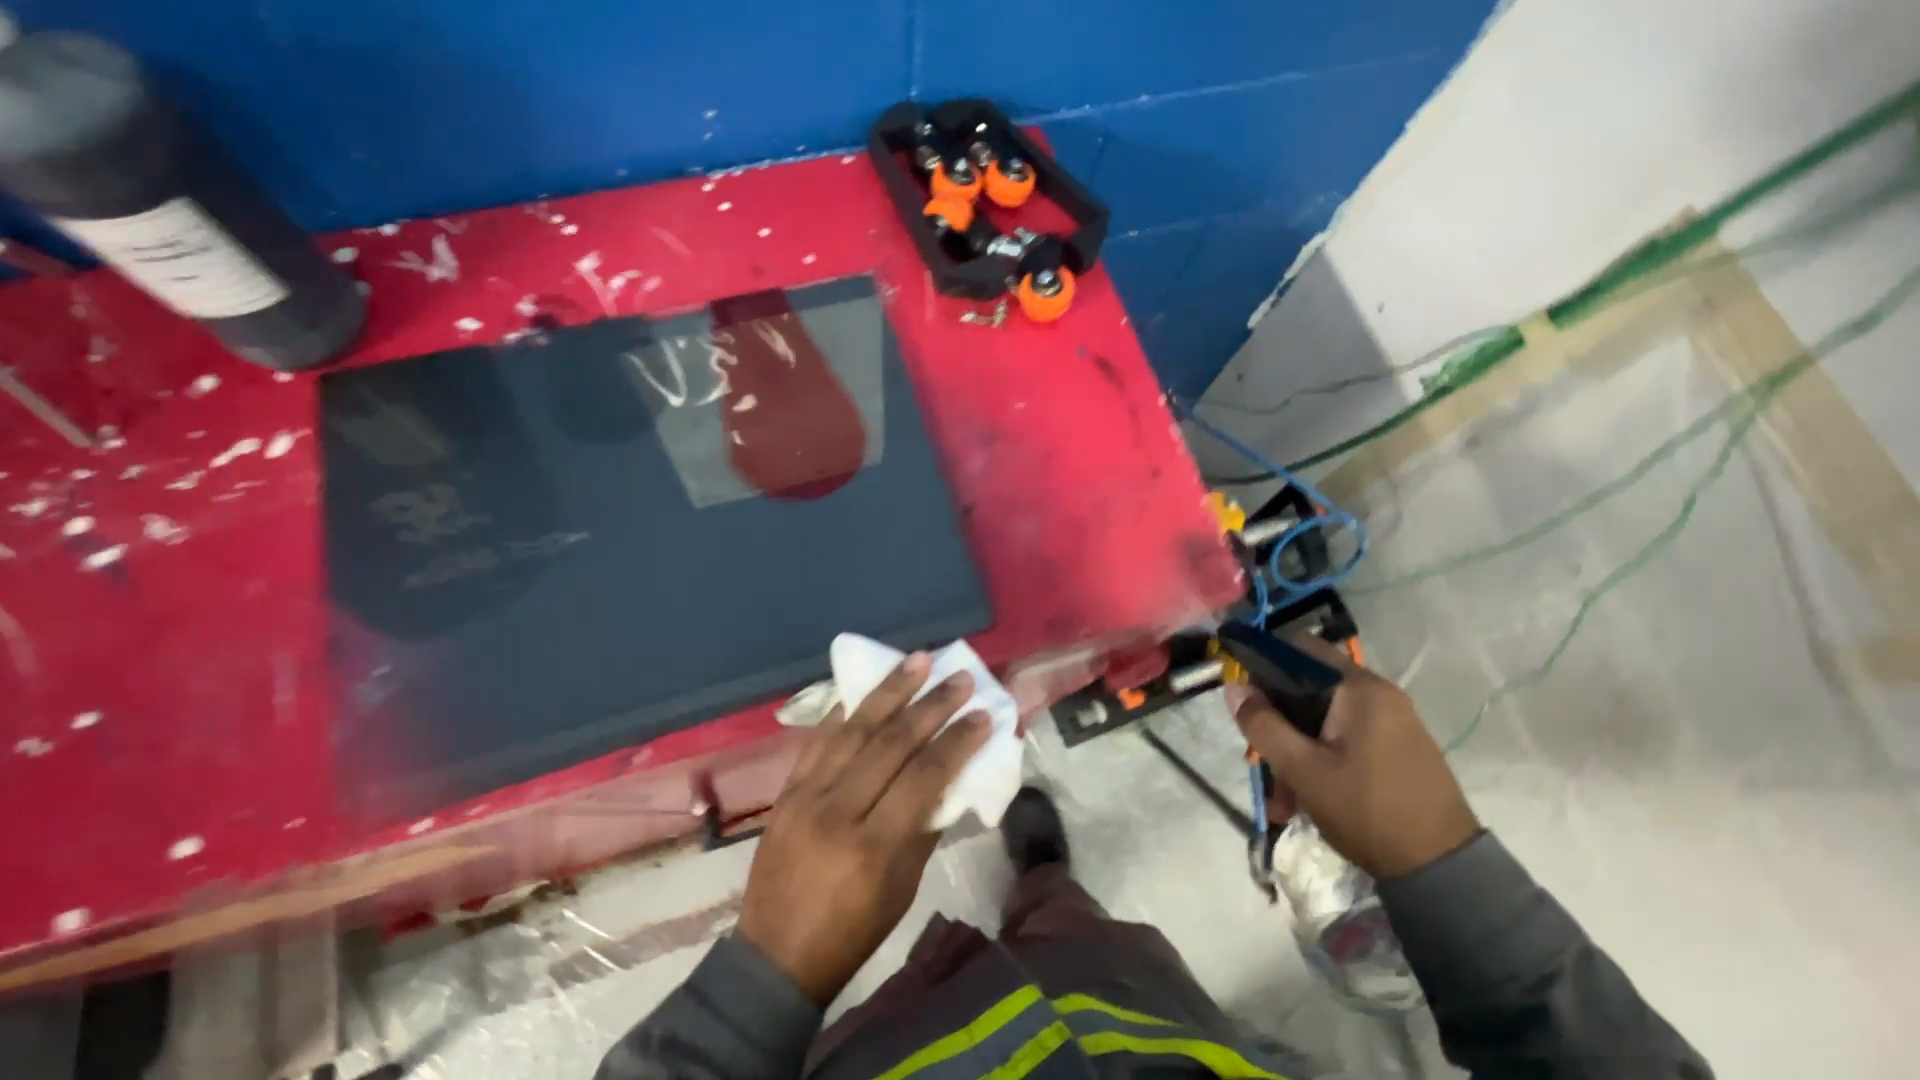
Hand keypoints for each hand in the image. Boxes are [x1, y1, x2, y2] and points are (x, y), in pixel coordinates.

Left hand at [737, 653, 990, 1005]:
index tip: (985, 716)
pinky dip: (845, 712)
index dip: (958, 742)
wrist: (775, 958)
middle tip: (961, 677)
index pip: (924, 776)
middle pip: (891, 744)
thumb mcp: (903, 889)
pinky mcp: (785, 792)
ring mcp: (805, 796)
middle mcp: (837, 811)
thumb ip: (926, 828)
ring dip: (889, 692)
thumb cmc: (852, 932)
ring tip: (917, 661)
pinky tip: (866, 690)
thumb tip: (952, 778)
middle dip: (931, 706)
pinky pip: (819, 741)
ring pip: (853, 730)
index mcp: (874, 846)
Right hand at [1232, 638, 1479, 880]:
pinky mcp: (1398, 748)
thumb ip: (1263, 724)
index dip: (1263, 666)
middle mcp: (1379, 695)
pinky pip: (1345, 740)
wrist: (1441, 866)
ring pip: (1323, 721)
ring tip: (1283, 802)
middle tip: (1261, 767)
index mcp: (1360, 688)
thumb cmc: (1366, 809)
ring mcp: (1393, 722)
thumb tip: (1234, 686)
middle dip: (1278, 726)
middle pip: (1308, 691)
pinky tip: (1307, 799)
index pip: (1299, 649)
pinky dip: (1320, 761)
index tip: (1242, 700)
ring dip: (1296, 753)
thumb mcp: (1302, 770)